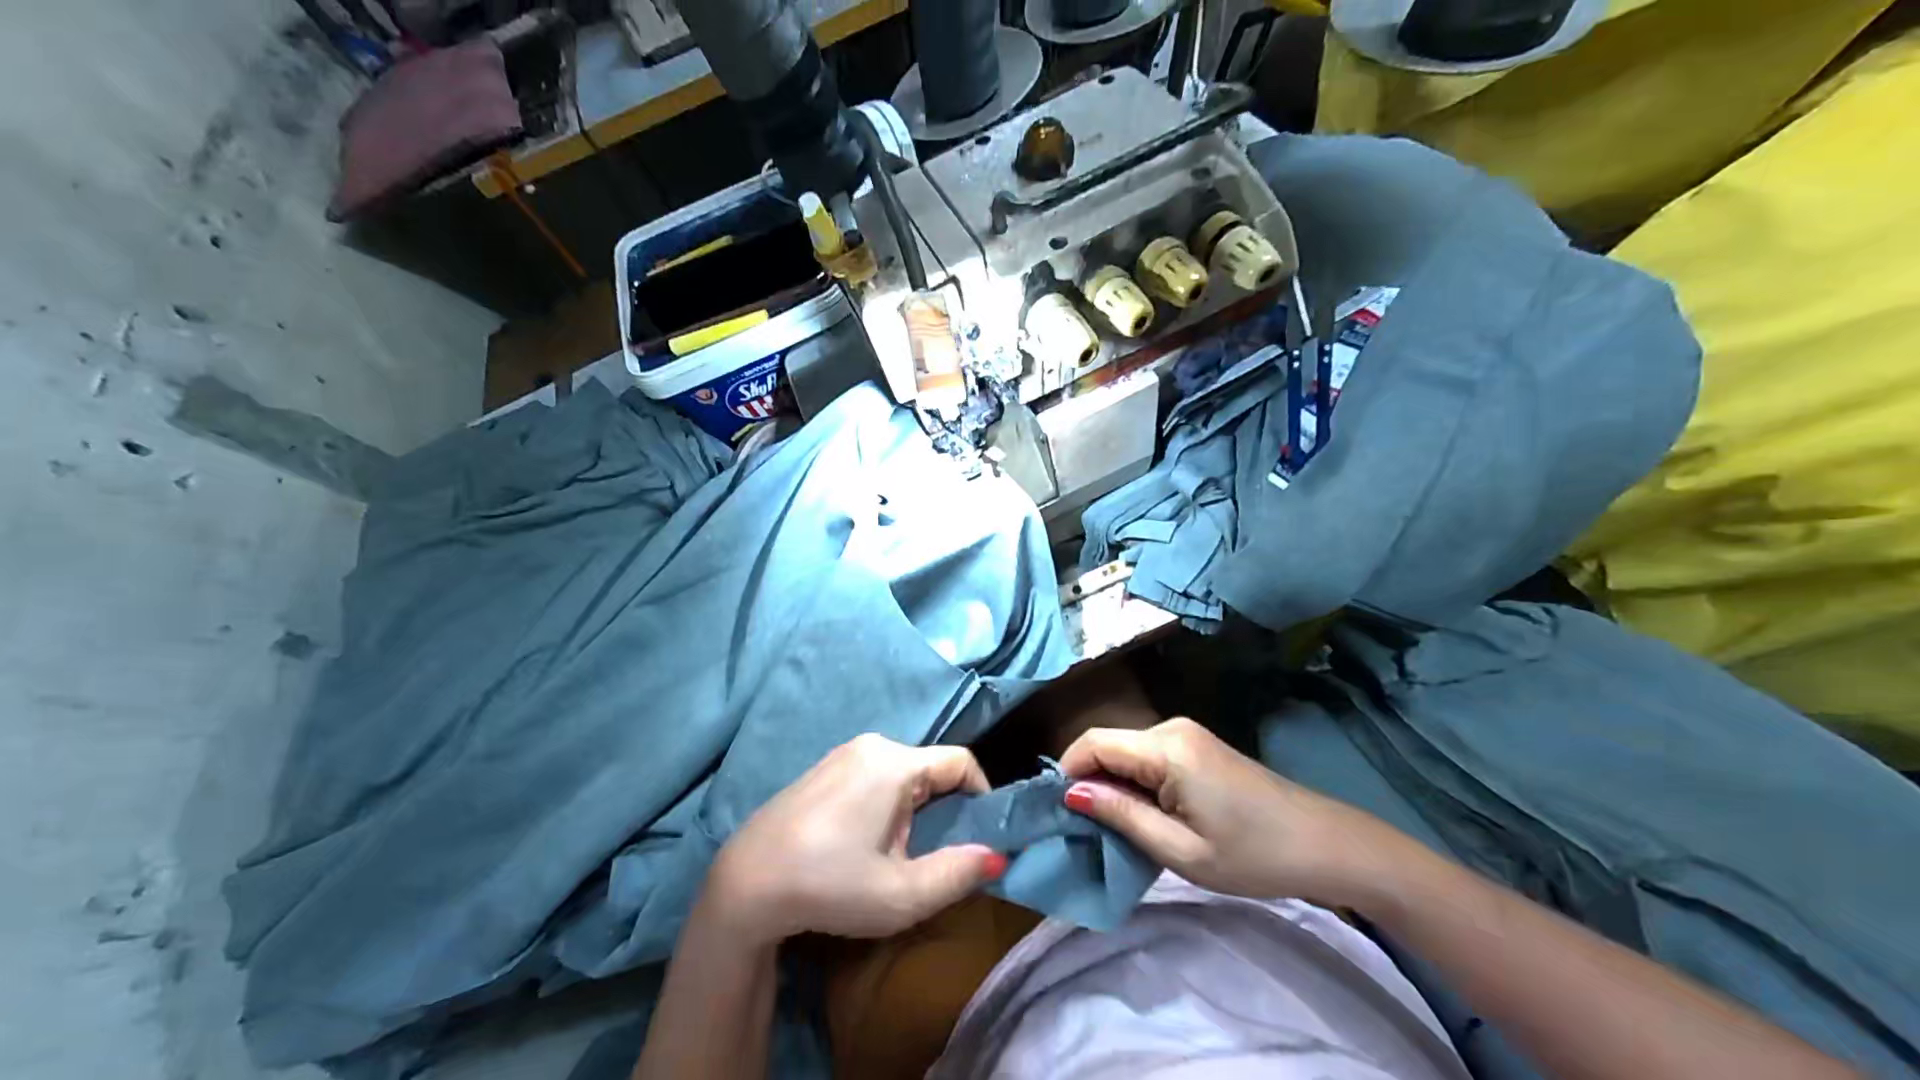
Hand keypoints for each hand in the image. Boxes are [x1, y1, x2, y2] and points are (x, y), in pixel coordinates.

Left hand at [704, 734, 1007, 944]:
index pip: (960, 762)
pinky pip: (872, 777)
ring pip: (901, 775)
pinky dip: (885, 804)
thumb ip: (958, 873)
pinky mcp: (820, 770)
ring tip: (897, 856)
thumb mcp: (902, 895)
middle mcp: (870, 746)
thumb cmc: (829, 886)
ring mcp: (840, 756)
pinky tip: (863, 844)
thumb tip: (998, 855)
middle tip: (936, 855)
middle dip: (945, 809)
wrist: (745, 885)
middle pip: (930, 768)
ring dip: (914, 810)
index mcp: (894, 764)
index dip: (982, 795)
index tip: (981, 836)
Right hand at [1059, 718, 1422, 909]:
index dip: (1067, 771)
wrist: (1327, 846)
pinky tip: (1142, 815)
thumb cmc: (1254, 855)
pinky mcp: (1198, 746)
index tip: (1057, 811)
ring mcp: (1187, 734)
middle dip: (1089, 780)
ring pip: (1127, 751)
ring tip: (1111, 827)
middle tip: (1083, 829)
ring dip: (1112, 784)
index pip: (1094, 742)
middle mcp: (1172, 728)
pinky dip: (1134, 782)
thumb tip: (1071, 793)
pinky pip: (1148, 757)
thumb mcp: (1181, 851)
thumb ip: (1122, 815)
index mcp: (1166, 747)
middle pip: (1109, 745)